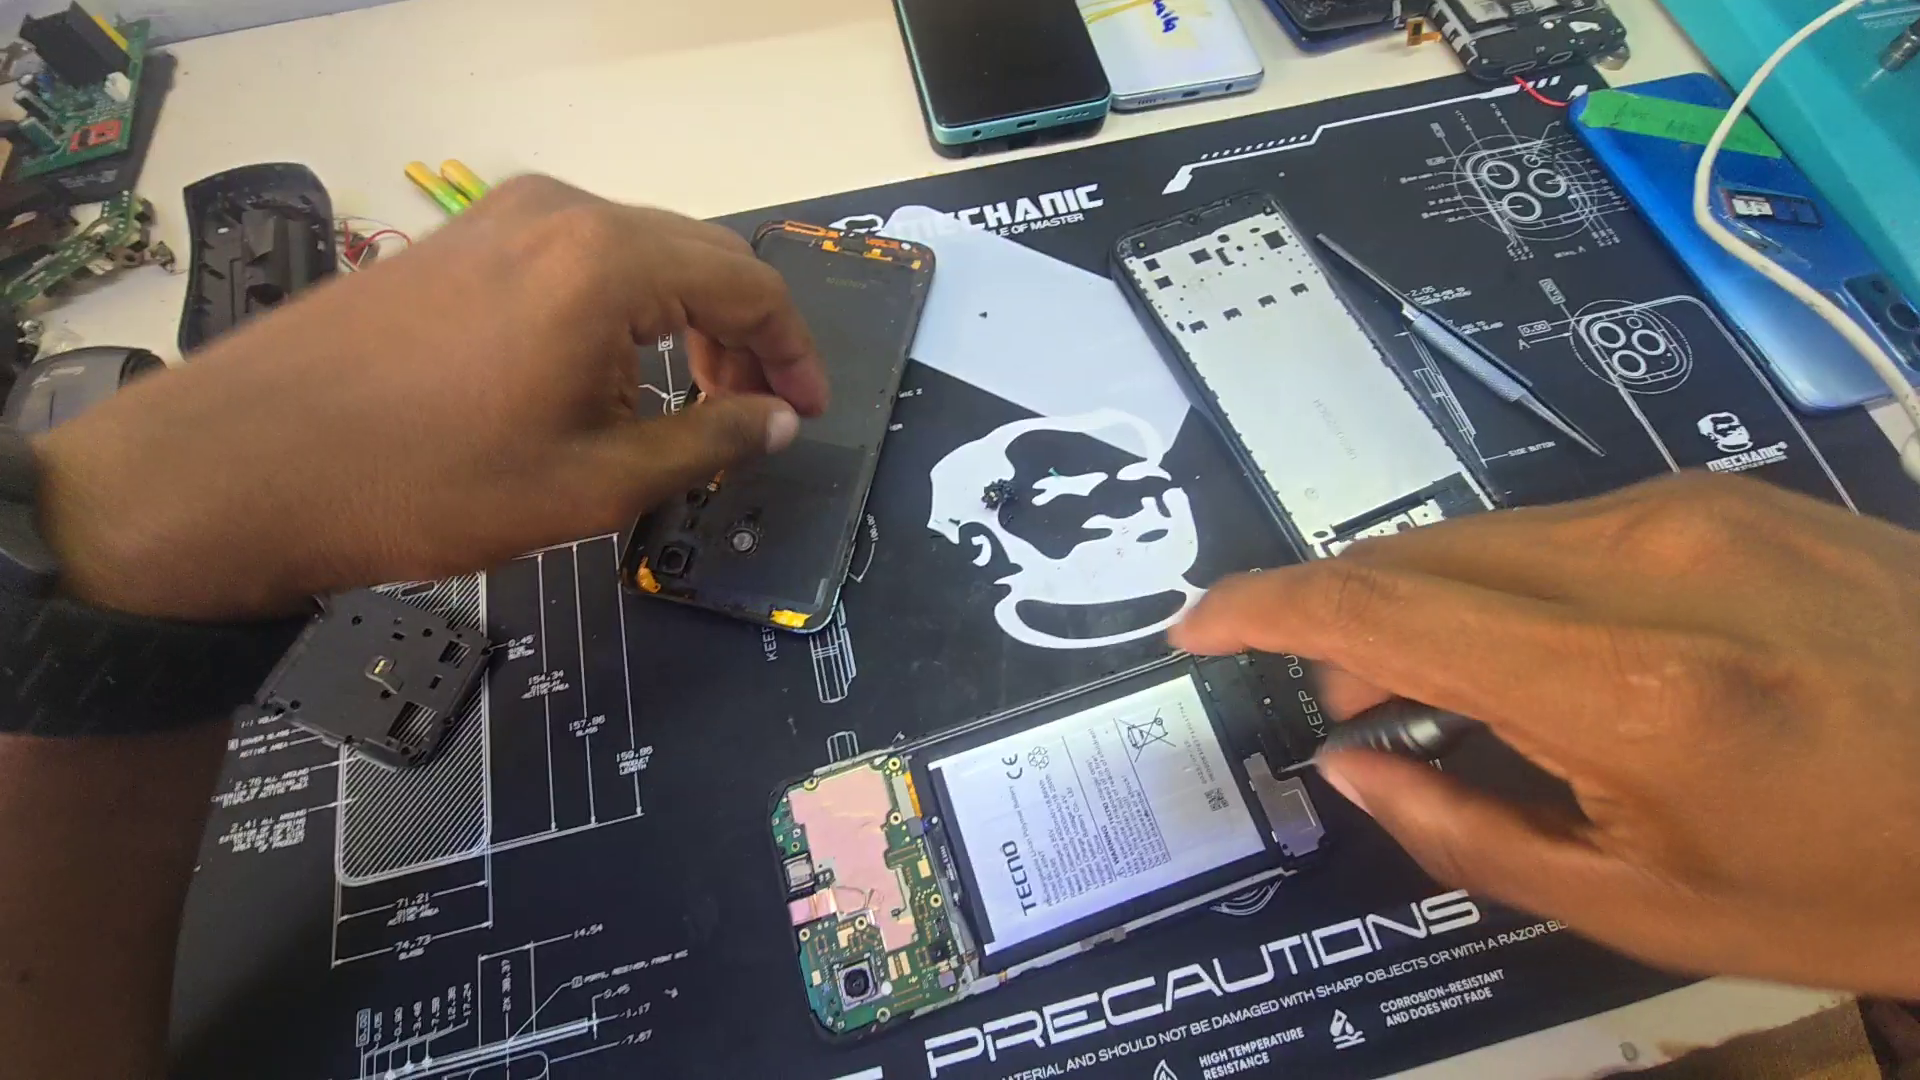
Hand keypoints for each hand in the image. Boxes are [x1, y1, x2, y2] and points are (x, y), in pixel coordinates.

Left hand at [33, 175, 825, 619]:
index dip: (794, 352)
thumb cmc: (436, 484)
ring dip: (695, 323)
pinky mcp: (472, 237)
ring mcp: (510, 216)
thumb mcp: (600, 480)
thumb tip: (780, 420)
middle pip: (706, 259)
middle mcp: (565, 212)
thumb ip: (710, 440)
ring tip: (699, 400)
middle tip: (759, 412)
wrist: (239, 468)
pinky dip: (637, 312)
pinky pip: (591, 259)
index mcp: (607, 262)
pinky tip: (622, 374)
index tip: (807, 411)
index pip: (750, 287)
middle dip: (750, 336)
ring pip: (651, 256)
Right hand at [1172, 473, 1919, 997]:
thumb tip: (1346, 761)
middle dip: (1326, 621)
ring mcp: (1672, 509)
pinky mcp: (1701, 492)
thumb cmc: (1880, 883)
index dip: (1258, 608)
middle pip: (1397, 562)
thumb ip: (1460, 831)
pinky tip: (1511, 647)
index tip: (1193, 626)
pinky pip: (1522, 533)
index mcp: (1623, 685)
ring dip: (1398, 606)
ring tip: (1421, 687)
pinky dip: (1469, 587)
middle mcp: (1631, 561)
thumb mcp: (1649, 906)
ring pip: (1451, 541)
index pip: (1372, 608)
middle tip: (1340, 705)